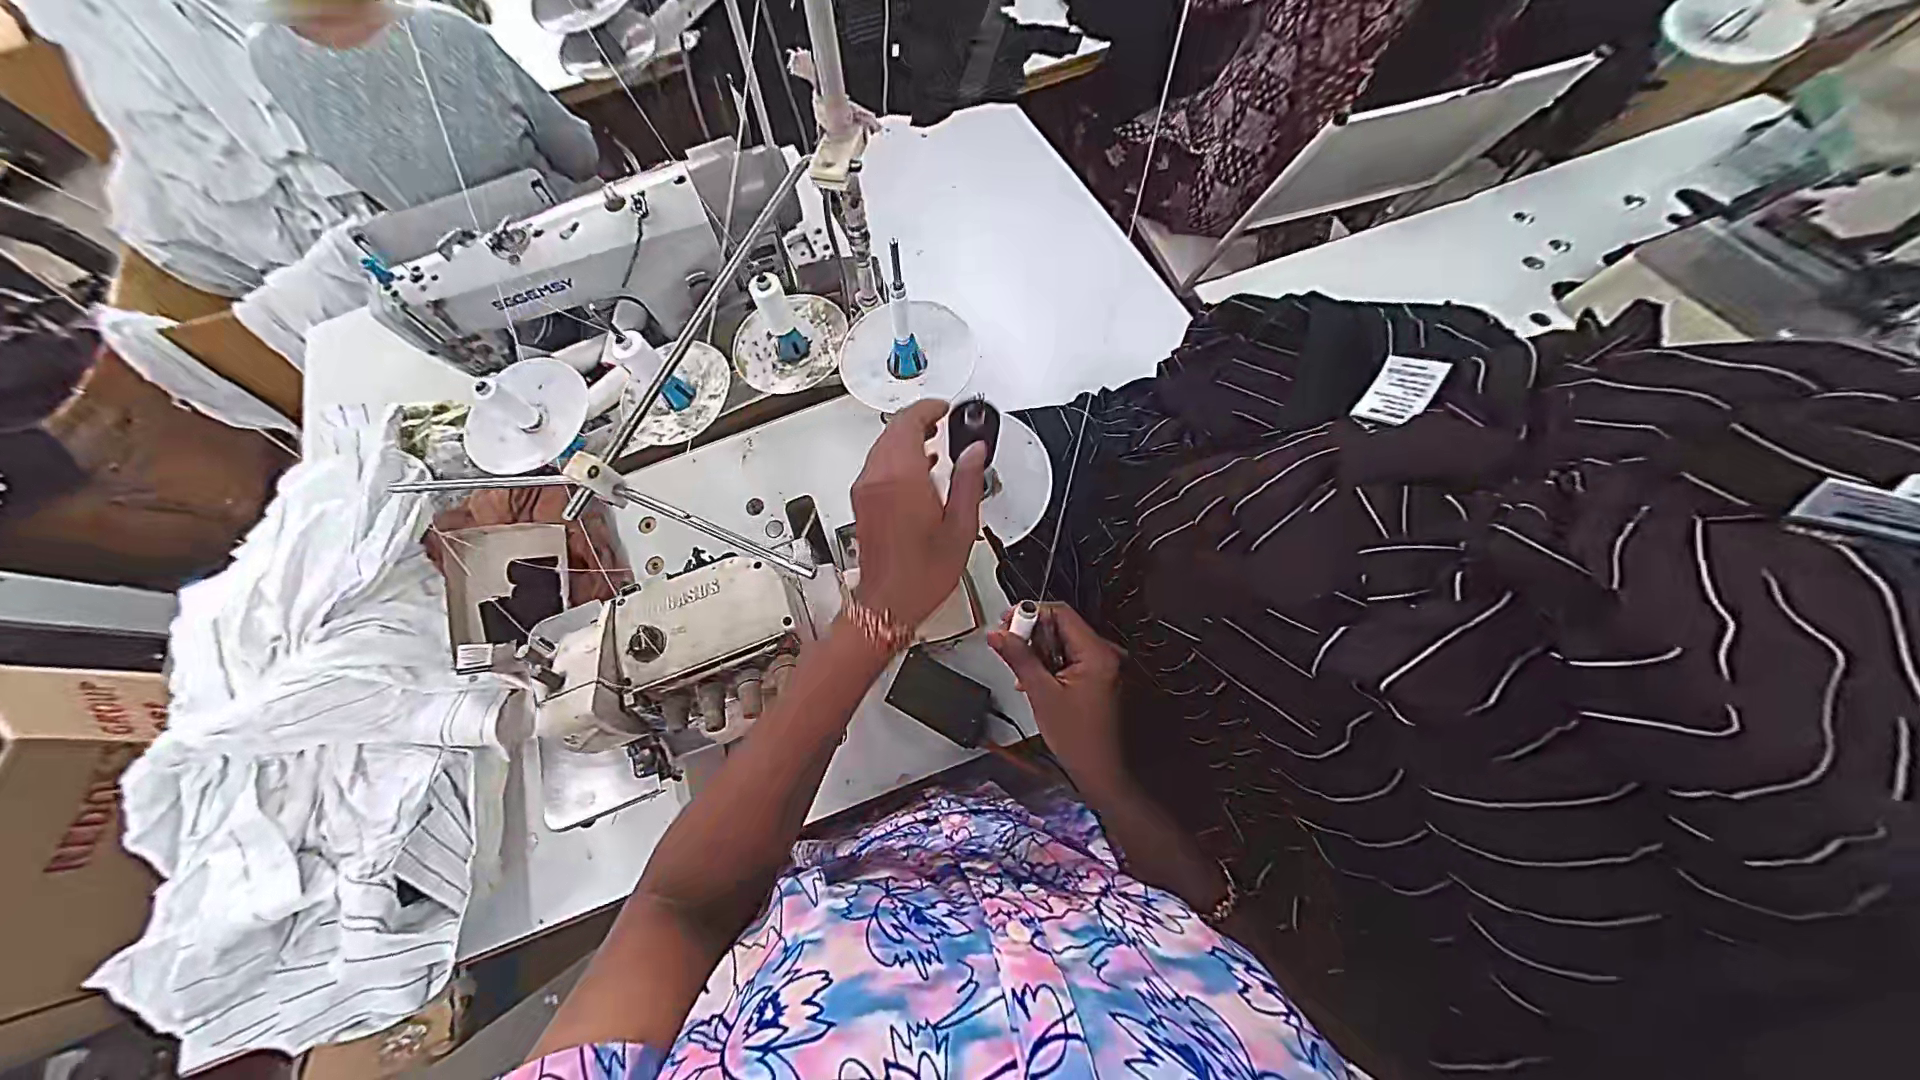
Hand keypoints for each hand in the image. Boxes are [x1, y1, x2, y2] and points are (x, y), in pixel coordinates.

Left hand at [850, 399, 987, 628]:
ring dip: (905, 437)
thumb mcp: (961, 526)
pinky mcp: (862, 502)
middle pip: (892, 430)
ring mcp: (866, 490)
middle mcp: (878, 479)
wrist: (889, 602)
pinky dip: (896, 456)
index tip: (944, 409)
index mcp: (903, 478)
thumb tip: (975, 452)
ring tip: (933, 441)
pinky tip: (918, 467)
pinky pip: (877, 465)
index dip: (929, 408)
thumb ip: (969, 481)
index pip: (909, 422)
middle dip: (918, 420)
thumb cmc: (921, 574)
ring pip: (882, 445)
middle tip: (941, 421)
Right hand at [988, 603, 1126, 784]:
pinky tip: (1036, 679)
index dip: (1031, 613)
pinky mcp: (1096, 675)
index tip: (1008, 622)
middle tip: (1009, 646)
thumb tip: (1000, 635)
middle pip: (1061, 626)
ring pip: (1062, 641)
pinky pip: (1068, 656)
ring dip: (1038, 650)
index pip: (1061, 613)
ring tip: (1024, 672)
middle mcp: (1104, 654)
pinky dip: (1049, 662)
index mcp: (1096, 654)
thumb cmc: (1079, 739)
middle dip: (1031, 634)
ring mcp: (1101, 665)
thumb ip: (1020, 657)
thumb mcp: (1041, 693)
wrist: (1098, 769)